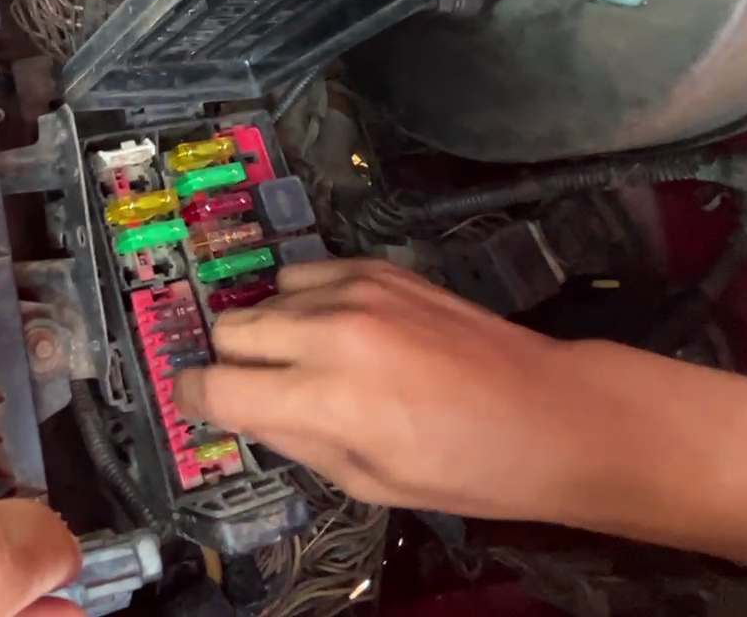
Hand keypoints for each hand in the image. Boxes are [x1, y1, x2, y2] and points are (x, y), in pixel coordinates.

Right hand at [174, 260, 629, 521]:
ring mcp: (351, 291)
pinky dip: (300, 302)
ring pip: (258, 299)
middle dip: (233, 363)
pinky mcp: (371, 266)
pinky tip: (336, 326)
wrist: (552, 411)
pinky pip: (298, 275)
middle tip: (265, 385)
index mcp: (329, 399)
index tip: (197, 401)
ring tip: (308, 355)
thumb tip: (238, 407)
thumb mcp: (367, 481)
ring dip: (268, 331)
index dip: (194, 399)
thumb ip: (290, 438)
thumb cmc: (466, 468)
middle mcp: (329, 333)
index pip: (216, 388)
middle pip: (226, 330)